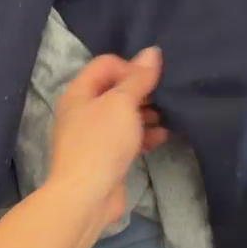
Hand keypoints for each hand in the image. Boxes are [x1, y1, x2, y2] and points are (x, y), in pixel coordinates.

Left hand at [48, 48, 167, 228]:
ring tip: (167, 116)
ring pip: (123, 116)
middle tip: (165, 96)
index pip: (106, 65)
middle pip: (115, 90)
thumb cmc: (101, 142)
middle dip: (142, 91)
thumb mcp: (122, 103)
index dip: (131, 66)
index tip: (152, 79)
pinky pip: (126, 138)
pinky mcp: (105, 157)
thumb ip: (138, 78)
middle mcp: (83, 111)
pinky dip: (143, 135)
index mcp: (79, 92)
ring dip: (146, 114)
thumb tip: (152, 52)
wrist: (87, 195)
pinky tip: (161, 137)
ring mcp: (93, 136)